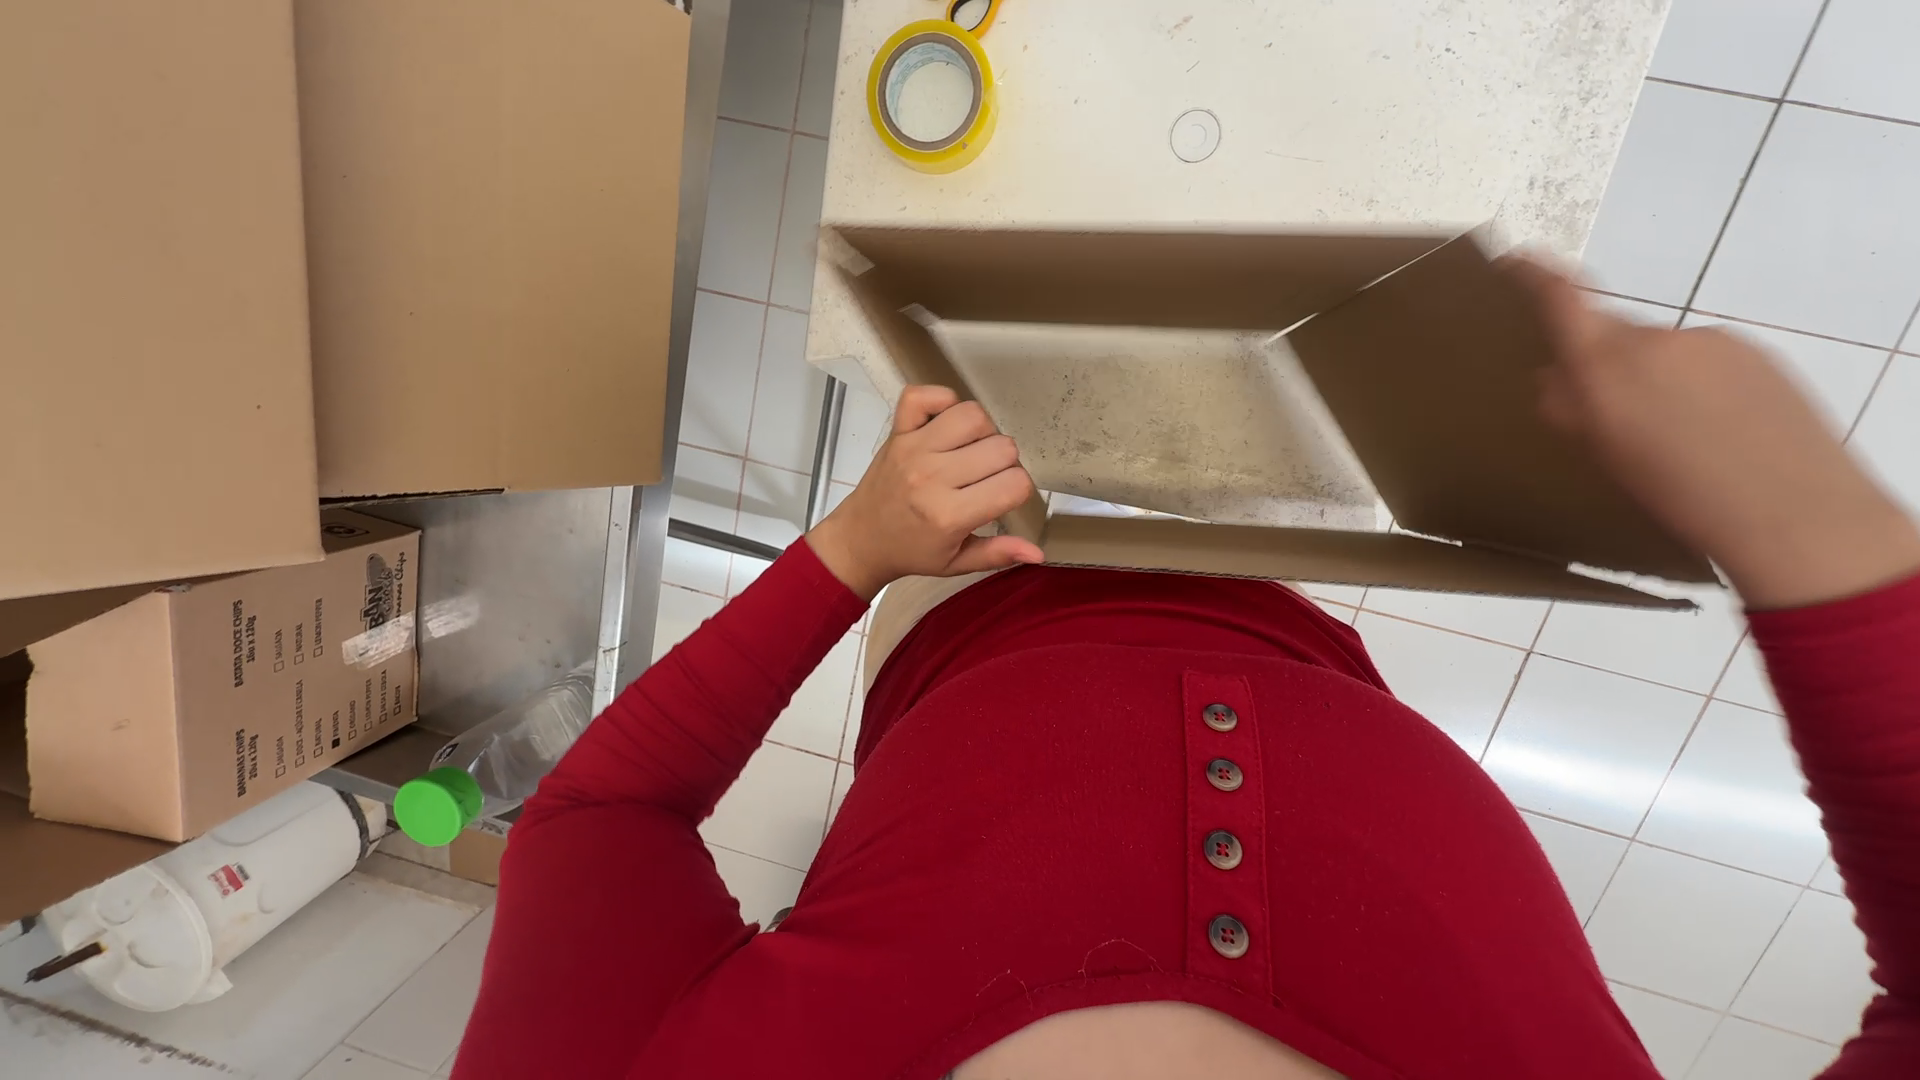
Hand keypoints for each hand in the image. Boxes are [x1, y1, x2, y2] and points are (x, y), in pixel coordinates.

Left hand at [806, 385, 1042, 599]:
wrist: (860, 539)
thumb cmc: (910, 551)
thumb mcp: (956, 563)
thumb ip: (997, 553)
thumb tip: (1037, 553)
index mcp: (949, 515)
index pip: (1014, 484)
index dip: (1018, 490)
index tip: (1002, 498)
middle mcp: (932, 476)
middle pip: (1002, 447)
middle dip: (1005, 463)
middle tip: (985, 479)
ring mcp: (913, 449)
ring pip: (973, 415)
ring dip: (982, 431)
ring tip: (970, 451)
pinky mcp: (898, 431)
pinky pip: (925, 395)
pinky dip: (942, 402)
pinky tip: (946, 427)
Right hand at [1507, 256, 1919, 608]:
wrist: (1794, 512)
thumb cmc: (1675, 493)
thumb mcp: (1599, 454)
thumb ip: (1568, 407)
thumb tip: (1552, 378)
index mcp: (1606, 364)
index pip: (1563, 301)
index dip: (1534, 276)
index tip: (1513, 261)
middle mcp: (1657, 340)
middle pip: (1609, 336)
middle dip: (1597, 367)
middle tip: (1606, 421)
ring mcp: (1711, 342)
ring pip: (1655, 354)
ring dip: (1646, 383)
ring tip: (1665, 439)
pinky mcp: (1756, 355)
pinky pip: (1700, 362)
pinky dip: (1689, 389)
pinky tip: (1706, 432)